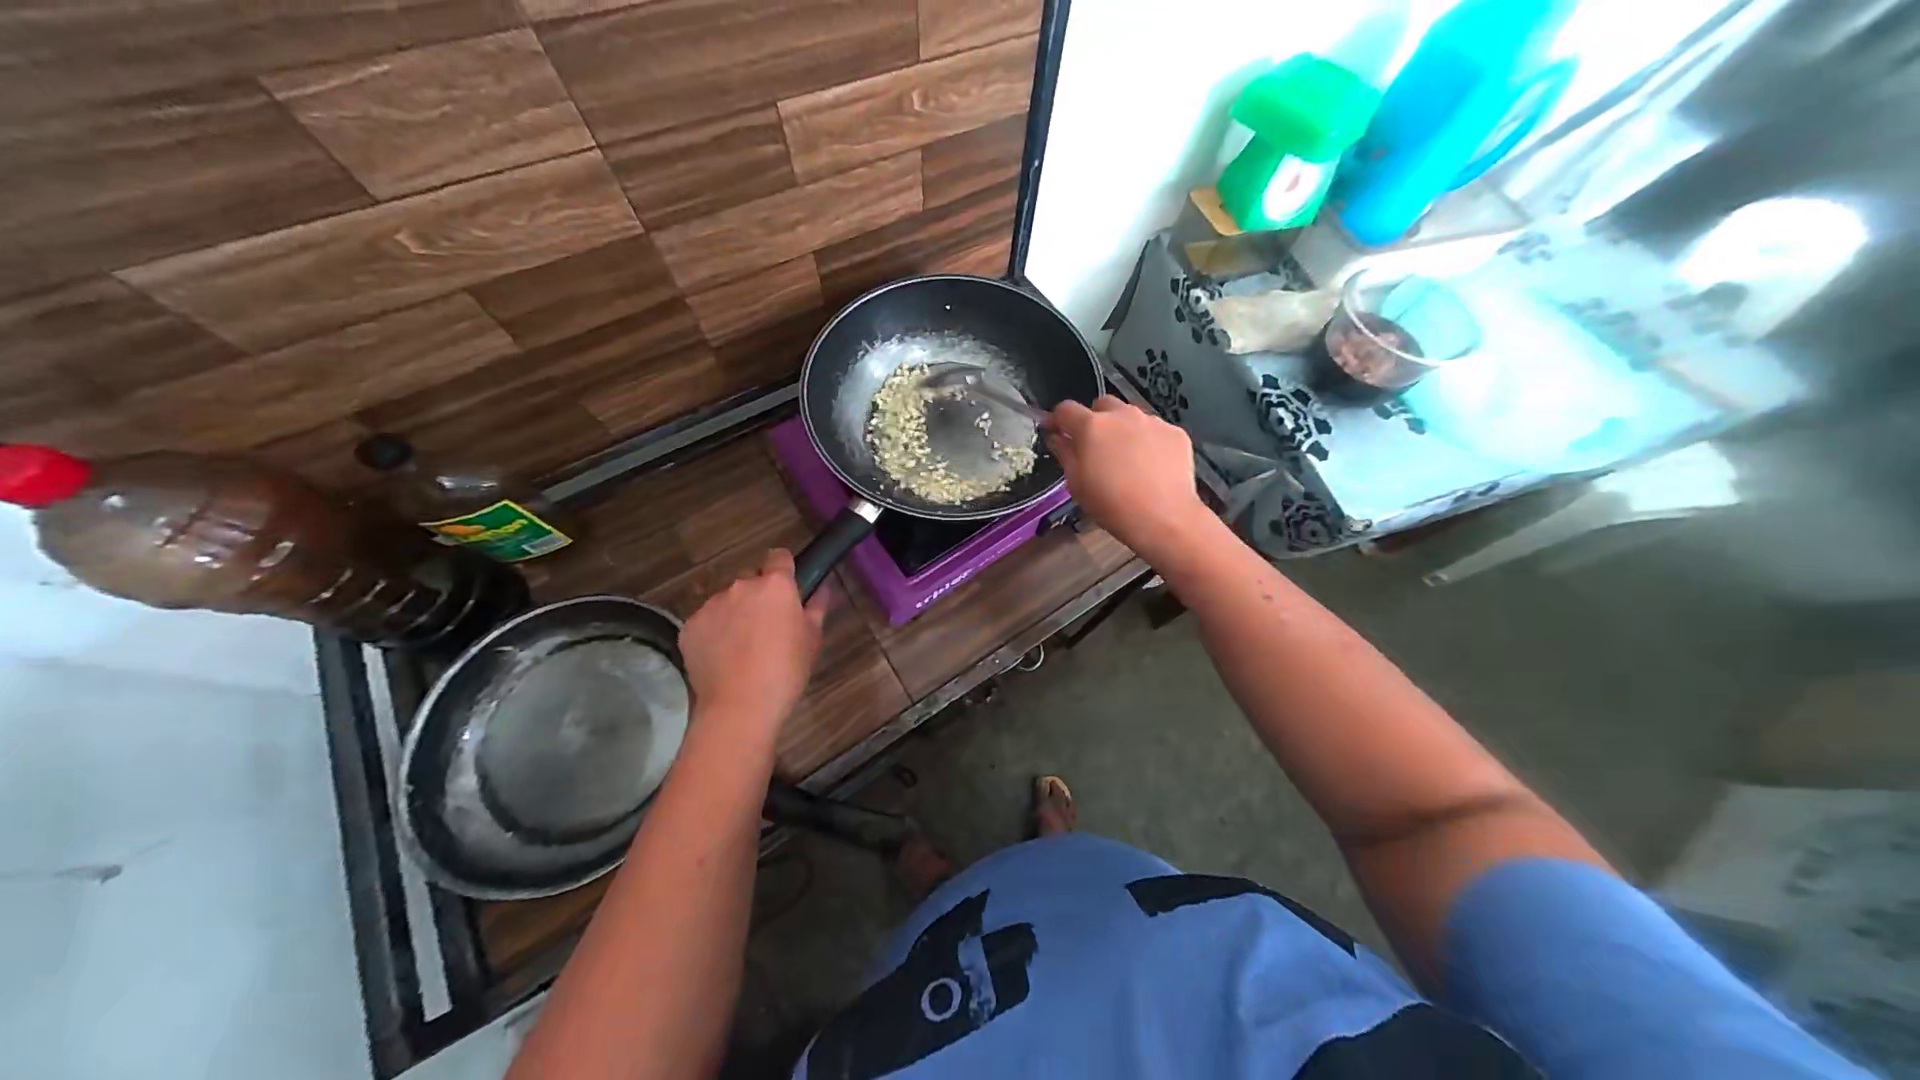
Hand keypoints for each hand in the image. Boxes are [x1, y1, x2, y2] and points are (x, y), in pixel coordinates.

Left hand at [679, 549, 829, 736]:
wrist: (739, 707)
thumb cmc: (785, 672)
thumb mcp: (811, 641)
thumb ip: (816, 609)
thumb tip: (822, 589)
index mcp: (775, 586)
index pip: (778, 557)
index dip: (783, 569)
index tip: (787, 589)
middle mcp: (741, 587)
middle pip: (750, 579)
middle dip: (758, 595)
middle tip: (767, 626)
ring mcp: (711, 605)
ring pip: (726, 601)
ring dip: (734, 614)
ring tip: (741, 648)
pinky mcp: (690, 626)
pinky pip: (706, 622)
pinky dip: (714, 633)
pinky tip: (722, 658)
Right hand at [1048, 396, 1208, 558]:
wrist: (1163, 517)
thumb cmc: (1111, 505)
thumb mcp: (1077, 484)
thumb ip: (1065, 454)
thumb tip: (1058, 438)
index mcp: (1091, 426)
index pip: (1066, 409)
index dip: (1058, 419)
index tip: (1057, 431)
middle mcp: (1122, 415)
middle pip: (1102, 406)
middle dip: (1095, 420)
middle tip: (1096, 447)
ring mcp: (1152, 421)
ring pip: (1131, 417)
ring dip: (1124, 430)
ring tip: (1127, 460)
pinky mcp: (1175, 433)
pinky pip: (1155, 431)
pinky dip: (1149, 442)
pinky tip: (1151, 466)